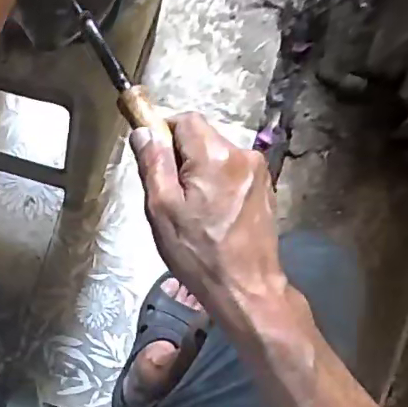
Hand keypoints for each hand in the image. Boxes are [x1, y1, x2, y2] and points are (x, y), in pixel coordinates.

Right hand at [130, 113, 291, 322]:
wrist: (245, 287)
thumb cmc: (198, 252)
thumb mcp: (162, 209)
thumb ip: (153, 164)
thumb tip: (143, 131)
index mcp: (215, 156)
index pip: (185, 119)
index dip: (162, 131)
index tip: (149, 157)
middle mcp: (242, 155)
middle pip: (201, 136)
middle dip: (178, 155)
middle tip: (166, 192)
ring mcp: (258, 171)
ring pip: (214, 154)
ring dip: (196, 170)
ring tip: (187, 208)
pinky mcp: (264, 187)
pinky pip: (229, 171)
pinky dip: (213, 182)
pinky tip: (208, 213)